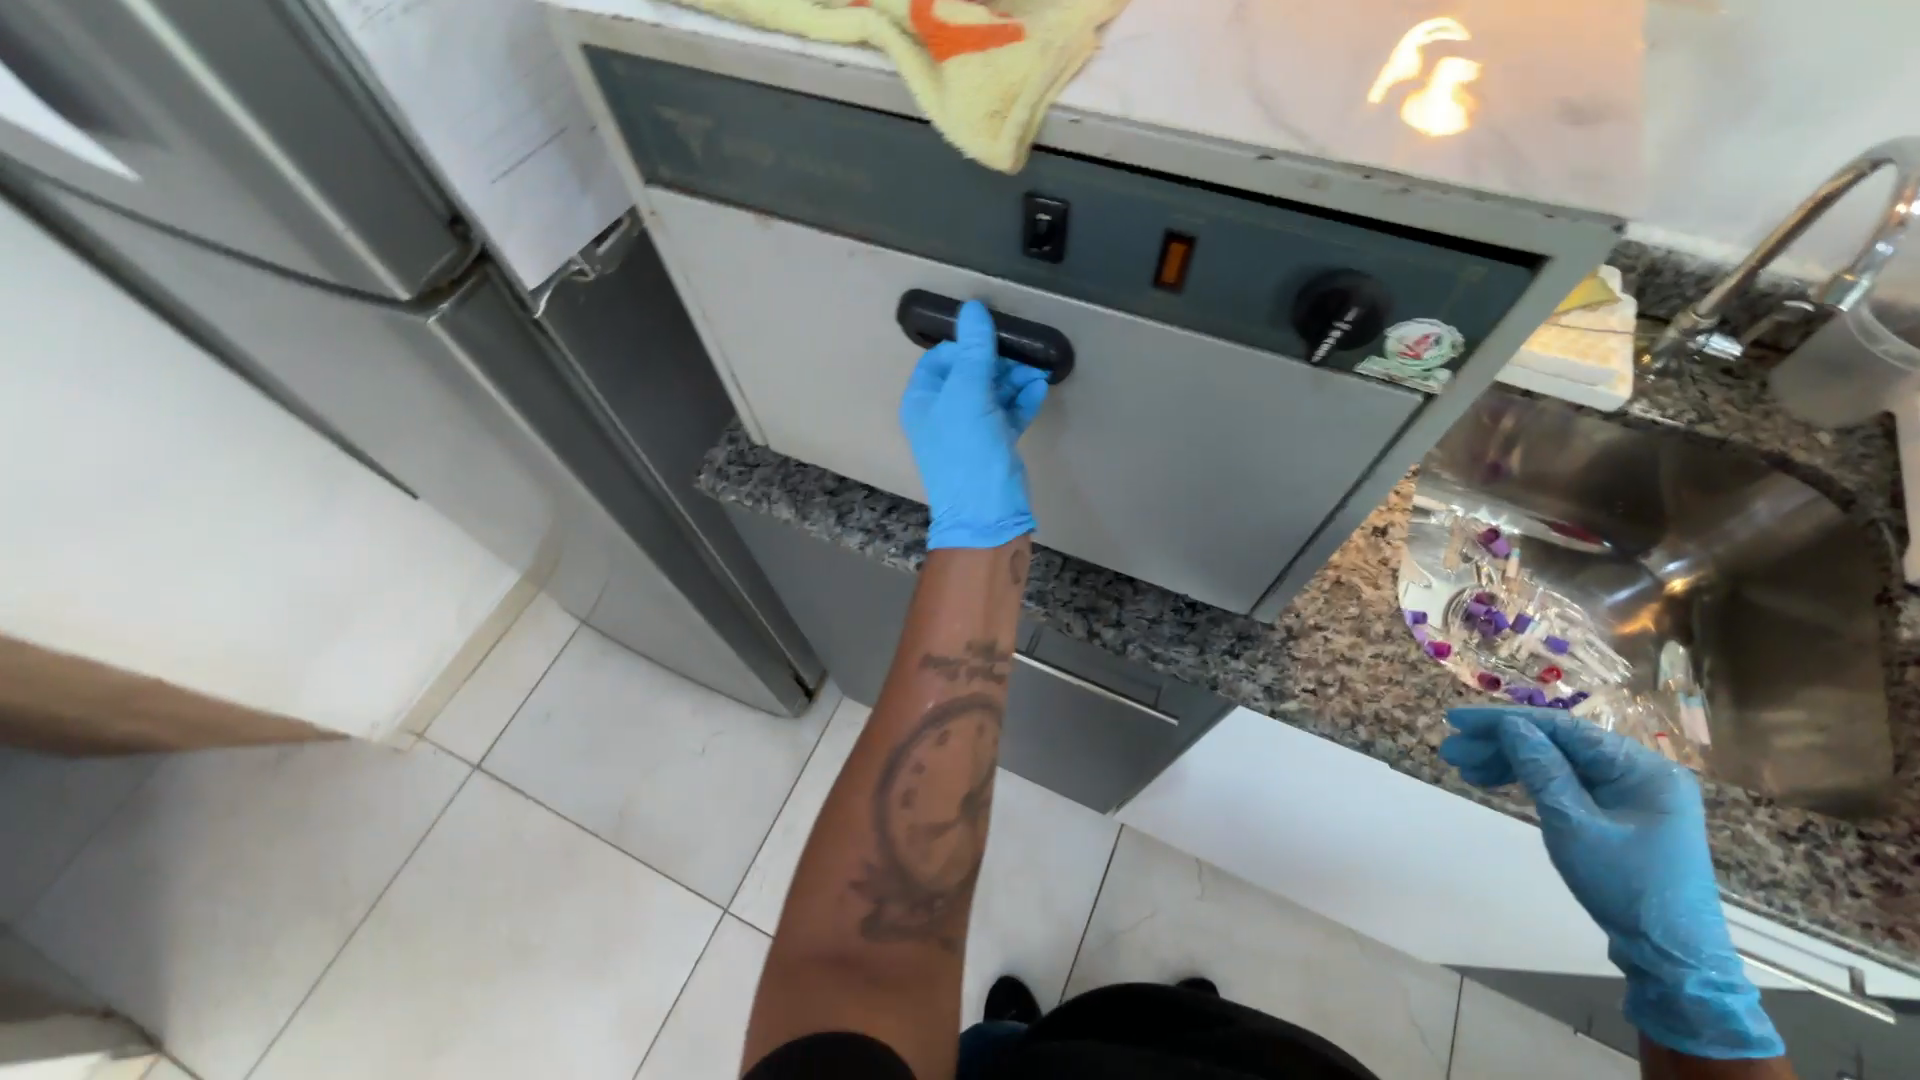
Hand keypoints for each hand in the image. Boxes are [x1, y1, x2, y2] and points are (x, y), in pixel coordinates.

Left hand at [899, 301, 1049, 549]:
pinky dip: (1022, 399)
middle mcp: (943, 412)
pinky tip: (1039, 389)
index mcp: (924, 400)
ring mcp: (969, 429)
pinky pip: (1007, 412)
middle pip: (971, 372)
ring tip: (1038, 370)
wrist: (987, 513)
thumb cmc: (967, 451)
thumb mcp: (967, 394)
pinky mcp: (993, 443)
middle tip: (1023, 354)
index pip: (942, 357)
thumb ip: (972, 350)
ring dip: (1015, 378)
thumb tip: (973, 308)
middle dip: (998, 361)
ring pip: (992, 391)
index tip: (995, 339)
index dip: (968, 344)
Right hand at [1441, 707, 1783, 1060]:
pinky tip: (1494, 782)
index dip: (1505, 720)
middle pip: (1559, 743)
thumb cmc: (1625, 884)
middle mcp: (1640, 771)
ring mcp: (1631, 793)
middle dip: (1502, 744)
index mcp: (1642, 767)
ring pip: (1558, 762)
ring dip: (1509, 762)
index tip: (1456, 720)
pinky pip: (1567, 783)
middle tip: (1452, 751)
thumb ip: (1541, 768)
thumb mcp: (1573, 823)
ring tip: (1464, 769)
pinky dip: (1529, 782)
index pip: (1563, 728)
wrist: (1670, 952)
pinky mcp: (1619, 813)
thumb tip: (1509, 725)